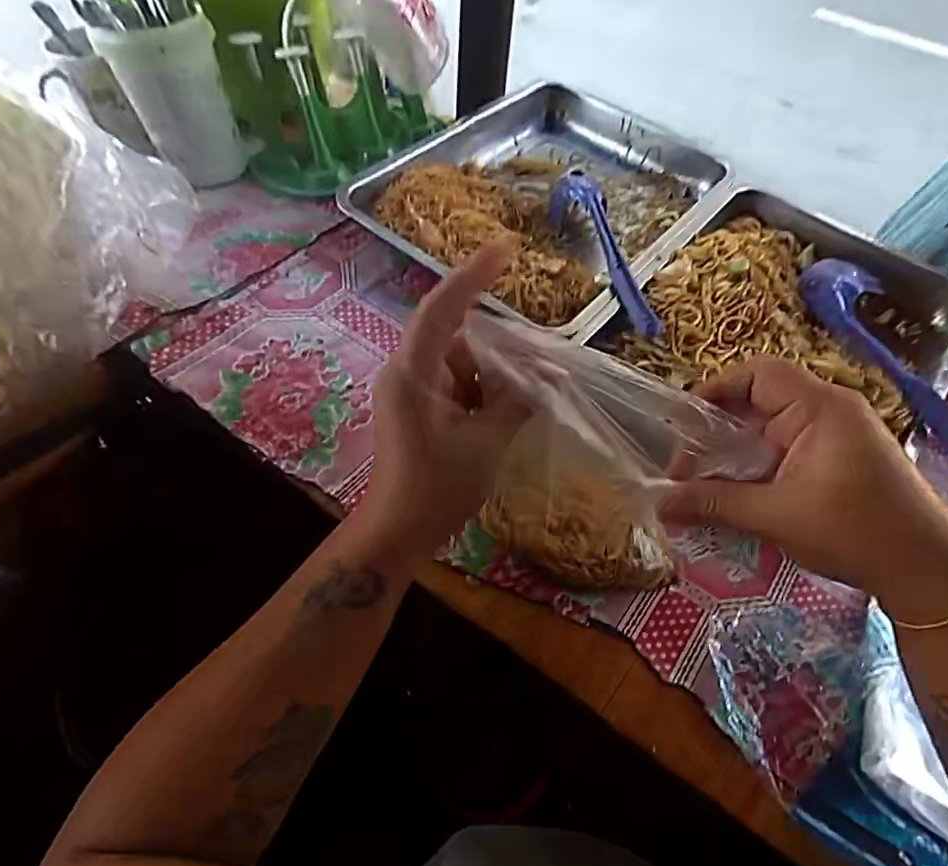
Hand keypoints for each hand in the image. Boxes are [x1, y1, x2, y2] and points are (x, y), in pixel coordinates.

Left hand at [355, 241, 534, 557]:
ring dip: (492, 378)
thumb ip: (517, 404)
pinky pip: (456, 391)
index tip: (505, 251)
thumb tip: (548, 381)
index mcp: (414, 372)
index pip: (442, 309)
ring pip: (460, 368)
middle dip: (497, 349)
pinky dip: (482, 396)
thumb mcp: (487, 443)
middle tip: (537, 361)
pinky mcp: (420, 415)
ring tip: (527, 396)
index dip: (473, 276)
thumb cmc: (438, 487)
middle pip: (457, 340)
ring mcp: (412, 396)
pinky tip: (508, 413)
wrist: (399, 532)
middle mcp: (408, 374)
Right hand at [655, 358, 947, 617]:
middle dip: (717, 433)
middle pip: (759, 404)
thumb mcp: (776, 516)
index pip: (758, 374)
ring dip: (735, 457)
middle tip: (684, 468)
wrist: (925, 567)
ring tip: (701, 486)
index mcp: (819, 408)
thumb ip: (715, 505)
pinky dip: (756, 471)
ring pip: (769, 434)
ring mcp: (834, 438)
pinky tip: (735, 498)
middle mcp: (828, 412)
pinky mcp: (836, 463)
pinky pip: (784, 455)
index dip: (715, 390)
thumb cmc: (855, 531)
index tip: (682, 426)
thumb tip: (660, 503)